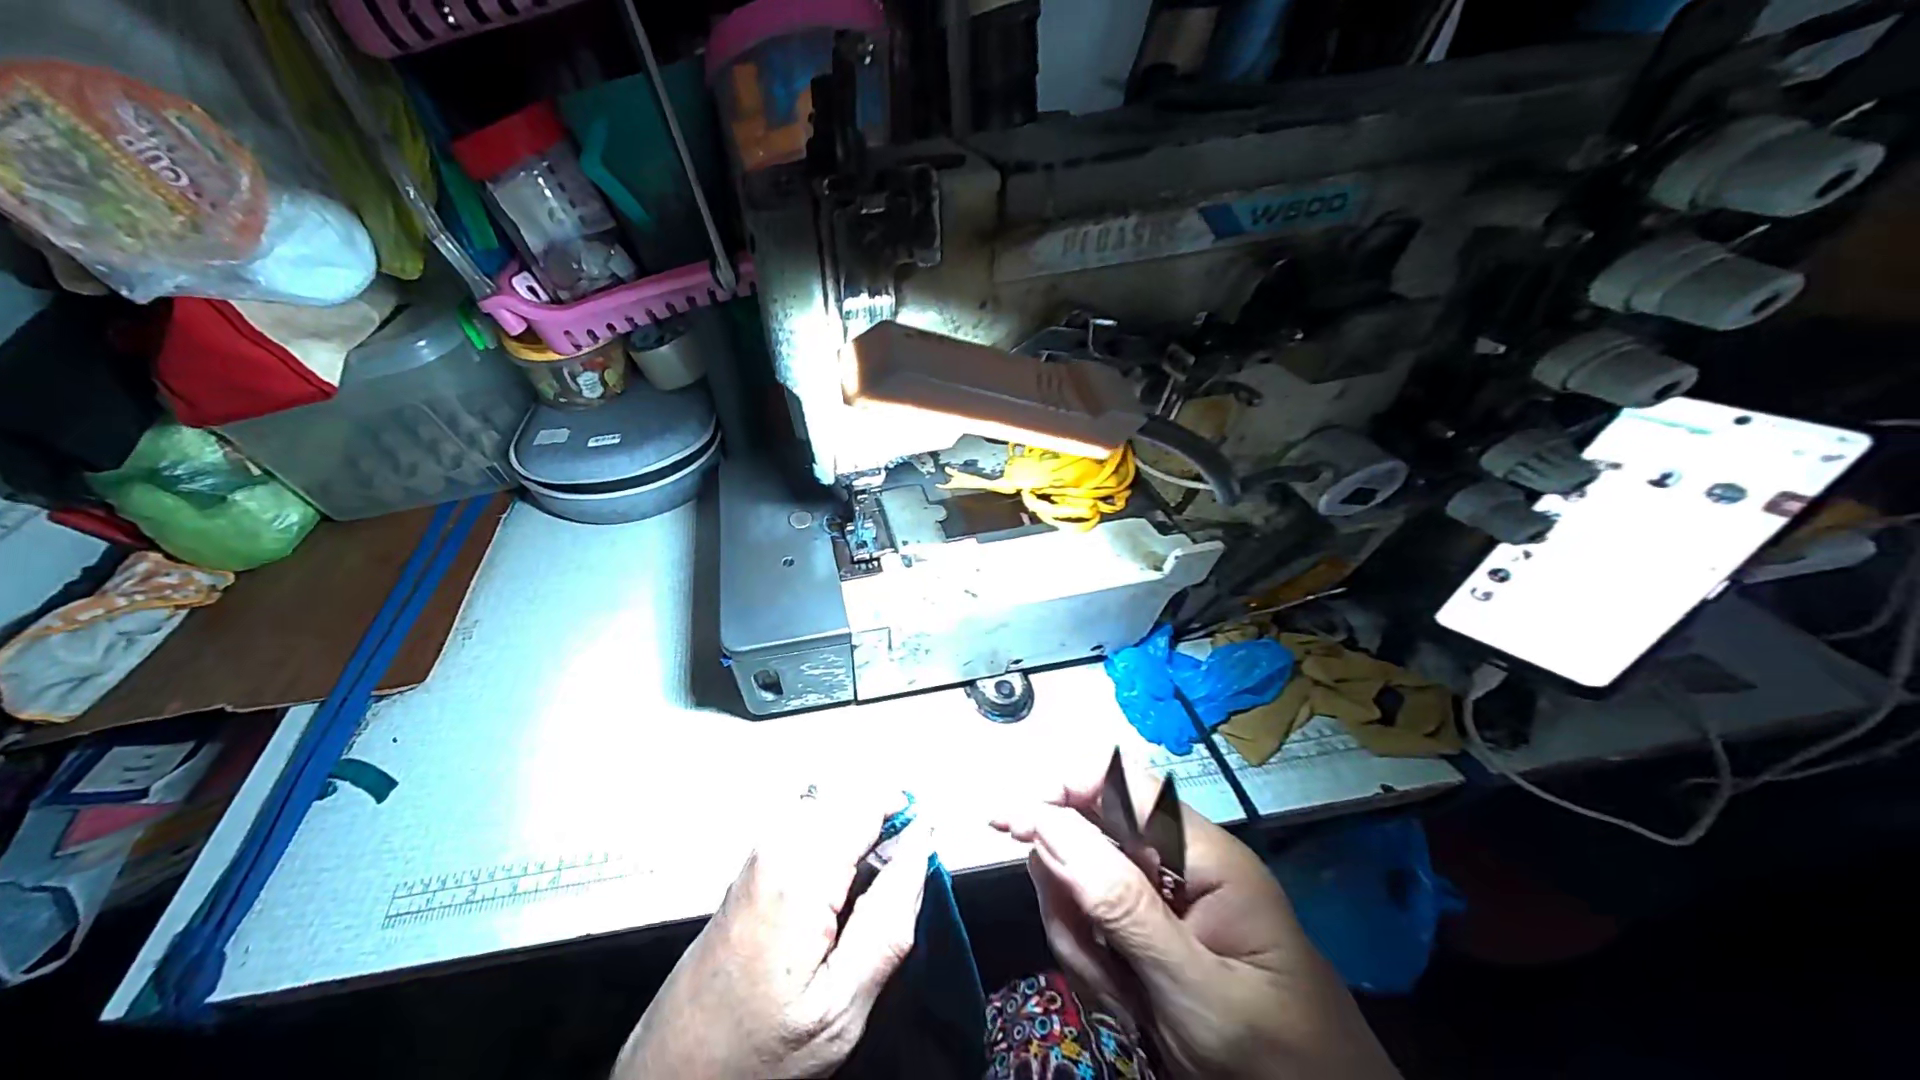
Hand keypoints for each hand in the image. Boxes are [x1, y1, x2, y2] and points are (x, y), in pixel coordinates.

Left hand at [615, 787, 932, 1078]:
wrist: (675, 1069)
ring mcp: (757, 852)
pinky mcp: (751, 864)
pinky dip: (833, 848)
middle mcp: (773, 847)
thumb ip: (891, 917)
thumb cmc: (752, 1051)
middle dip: (881, 830)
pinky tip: (830, 901)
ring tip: (857, 902)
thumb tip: (921, 847)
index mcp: (799, 874)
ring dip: (856, 838)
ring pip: (832, 809)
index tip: (923, 846)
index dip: (906, 819)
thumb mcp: (842, 1004)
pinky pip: (809, 827)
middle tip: (888, 889)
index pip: (870, 801)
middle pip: (851, 798)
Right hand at [995, 769, 1399, 1079]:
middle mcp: (1178, 859)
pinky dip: (1090, 958)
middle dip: (1072, 898)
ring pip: (1080, 881)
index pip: (1123, 783)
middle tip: (1095, 968)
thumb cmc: (1275, 1059)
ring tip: (1122, 1001)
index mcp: (1204, 854)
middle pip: (1089, 836)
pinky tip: (1124, 1001)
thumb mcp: (1196, 991)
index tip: (1009, 823)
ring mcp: (1160, 894)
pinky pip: (1090, 918)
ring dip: (1083, 940)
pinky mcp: (1146, 925)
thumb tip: (1050, 823)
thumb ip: (1122, 905)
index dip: (1062, 788)